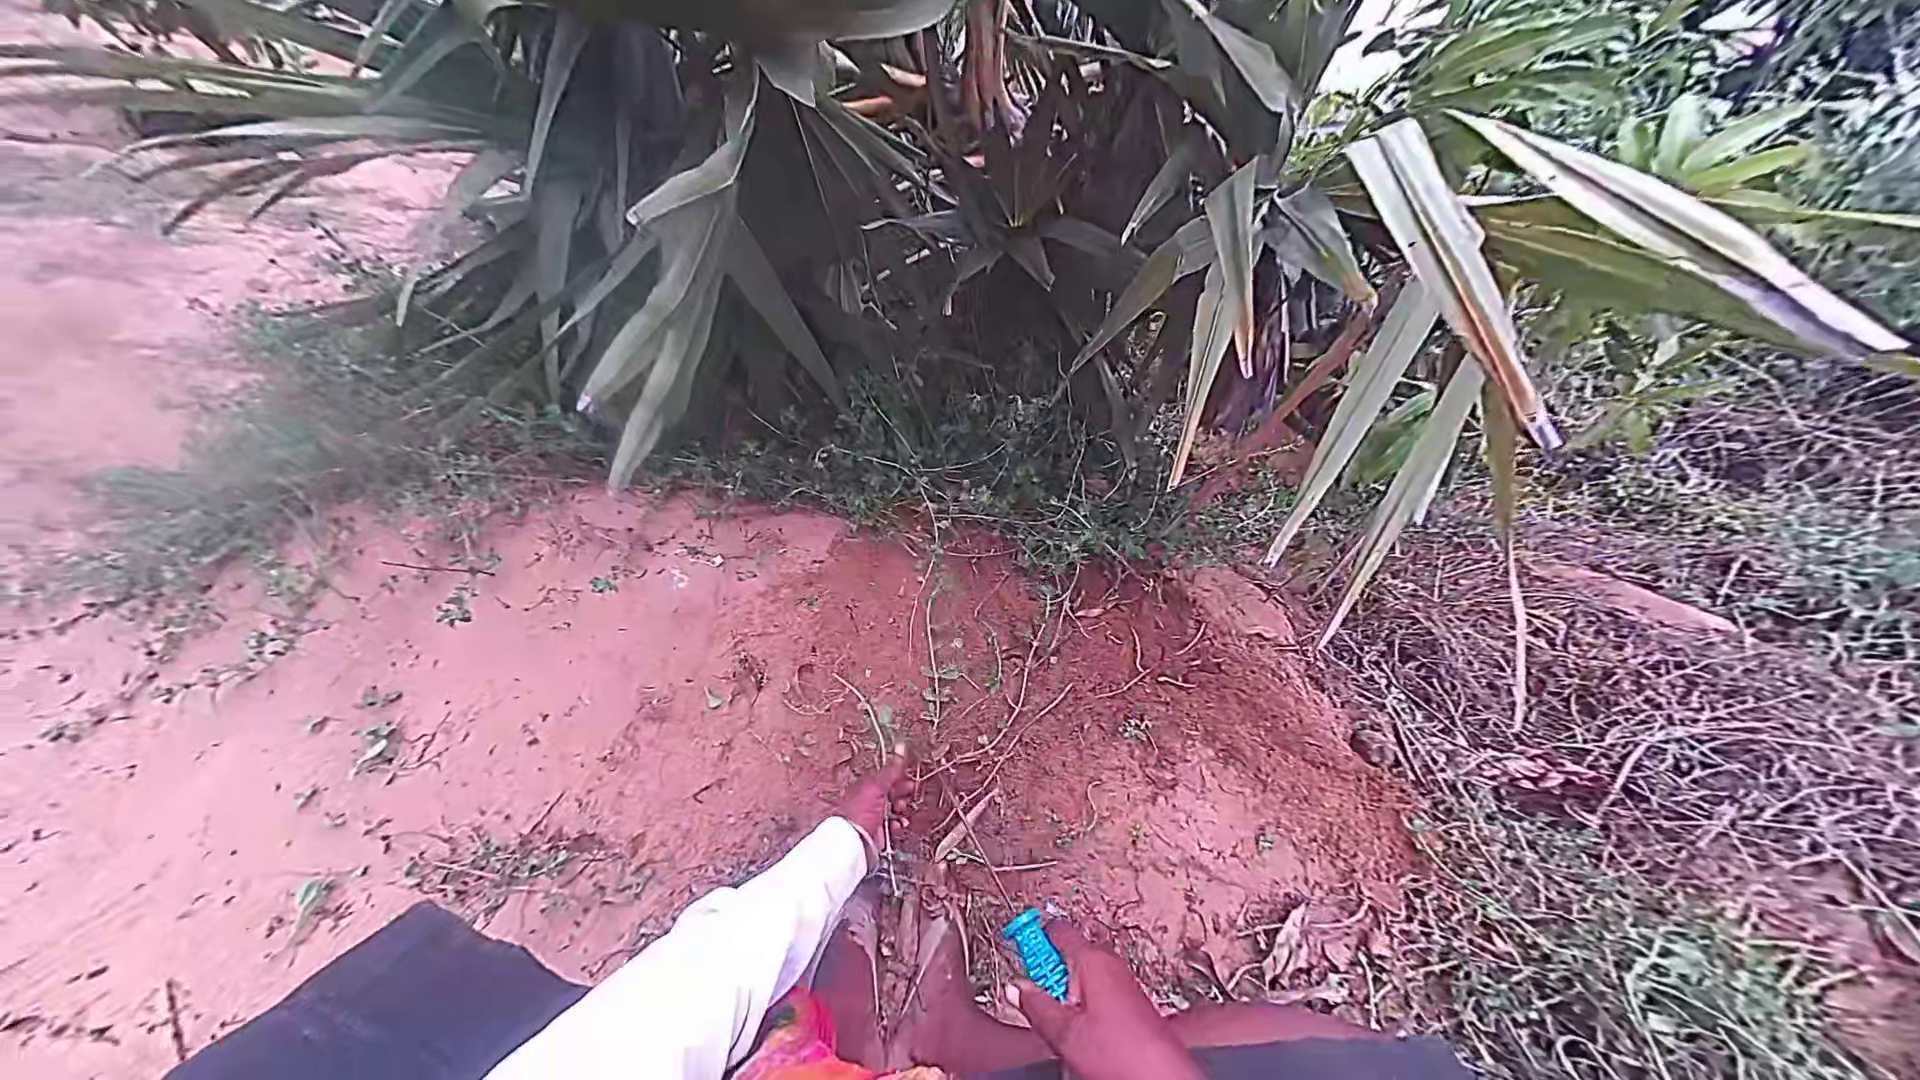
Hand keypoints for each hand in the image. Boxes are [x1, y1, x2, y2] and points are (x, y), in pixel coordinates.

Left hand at [831, 753, 914, 864]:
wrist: (853, 841)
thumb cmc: (858, 812)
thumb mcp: (877, 786)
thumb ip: (891, 770)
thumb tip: (900, 748)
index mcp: (866, 787)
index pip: (886, 778)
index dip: (898, 777)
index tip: (909, 777)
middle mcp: (869, 802)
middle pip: (891, 794)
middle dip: (902, 793)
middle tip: (908, 792)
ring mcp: (874, 818)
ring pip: (894, 810)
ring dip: (901, 810)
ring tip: (902, 810)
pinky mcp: (879, 834)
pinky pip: (893, 827)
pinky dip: (898, 825)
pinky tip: (898, 825)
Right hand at [1006, 920, 1204, 1079]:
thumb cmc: (1126, 1057)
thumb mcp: (1067, 1034)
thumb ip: (1037, 1005)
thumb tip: (1017, 986)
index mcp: (1092, 959)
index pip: (1055, 930)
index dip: (1033, 938)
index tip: (1017, 949)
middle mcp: (1109, 963)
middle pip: (1066, 957)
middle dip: (1050, 979)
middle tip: (1043, 1007)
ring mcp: (1122, 982)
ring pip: (1080, 979)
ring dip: (1067, 999)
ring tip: (1067, 1031)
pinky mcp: (1130, 1003)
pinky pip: (1095, 994)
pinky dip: (1084, 1010)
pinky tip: (1086, 1038)